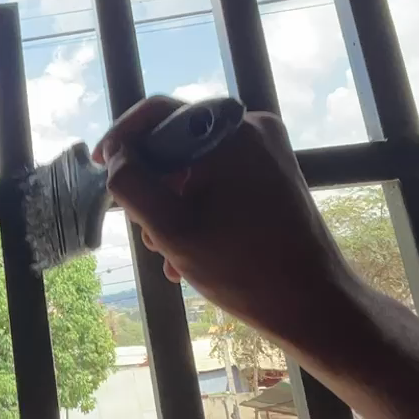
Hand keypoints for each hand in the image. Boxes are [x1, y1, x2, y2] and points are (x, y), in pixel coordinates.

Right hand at [94, 95, 366, 356]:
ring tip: (167, 250)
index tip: (101, 165)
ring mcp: (267, 148)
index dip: (121, 136)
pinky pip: (219, 174)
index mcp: (229, 132)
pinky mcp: (274, 170)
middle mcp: (252, 128)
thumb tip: (117, 157)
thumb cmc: (244, 269)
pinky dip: (199, 204)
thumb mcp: (170, 228)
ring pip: (195, 162)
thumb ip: (131, 184)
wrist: (317, 305)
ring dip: (173, 201)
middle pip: (176, 140)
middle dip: (152, 182)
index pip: (157, 112)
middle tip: (141, 225)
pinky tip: (190, 250)